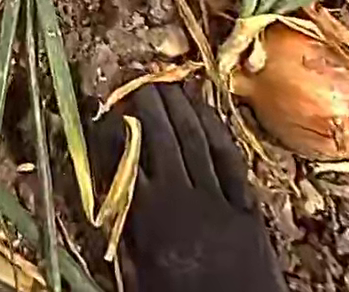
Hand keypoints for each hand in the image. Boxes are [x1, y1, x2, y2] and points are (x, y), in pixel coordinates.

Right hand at [91, 83, 286, 291]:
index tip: (102, 107)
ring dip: (179, 105)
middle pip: (160, 135)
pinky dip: (216, 129)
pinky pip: (229, 159)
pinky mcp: (247, 209)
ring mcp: (216, 200)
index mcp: (148, 217)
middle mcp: (180, 197)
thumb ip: (124, 229)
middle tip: (136, 76)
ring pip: (194, 139)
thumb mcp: (139, 275)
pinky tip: (205, 109)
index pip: (121, 155)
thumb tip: (107, 189)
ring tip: (167, 80)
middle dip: (146, 101)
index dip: (110, 126)